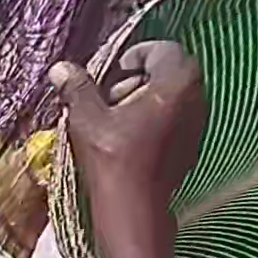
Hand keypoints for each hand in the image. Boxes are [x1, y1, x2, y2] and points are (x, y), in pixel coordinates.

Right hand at [50, 41, 206, 240]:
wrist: (133, 208)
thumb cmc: (111, 159)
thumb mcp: (87, 120)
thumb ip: (78, 89)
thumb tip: (60, 67)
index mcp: (176, 81)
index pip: (161, 49)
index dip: (134, 55)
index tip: (111, 71)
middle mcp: (197, 95)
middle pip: (168, 72)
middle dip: (137, 80)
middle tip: (108, 100)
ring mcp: (197, 122)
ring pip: (171, 98)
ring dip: (144, 102)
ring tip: (114, 123)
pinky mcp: (191, 145)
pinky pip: (173, 121)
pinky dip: (152, 122)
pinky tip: (128, 142)